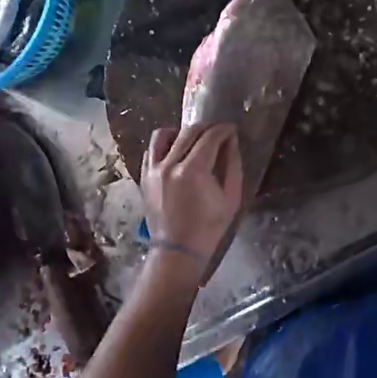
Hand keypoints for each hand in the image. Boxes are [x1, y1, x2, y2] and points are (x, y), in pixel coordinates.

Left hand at [142, 123, 244, 274]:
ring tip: (192, 139)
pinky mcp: (144, 176)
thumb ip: (232, 165)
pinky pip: (151, 151)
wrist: (177, 249)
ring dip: (180, 132)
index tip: (231, 128)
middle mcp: (170, 164)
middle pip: (189, 132)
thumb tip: (231, 142)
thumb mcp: (231, 198)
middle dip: (207, 127)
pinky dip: (163, 146)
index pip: (210, 137)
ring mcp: (153, 169)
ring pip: (163, 135)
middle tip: (218, 130)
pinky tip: (174, 152)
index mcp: (194, 170)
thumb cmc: (209, 228)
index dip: (223, 129)